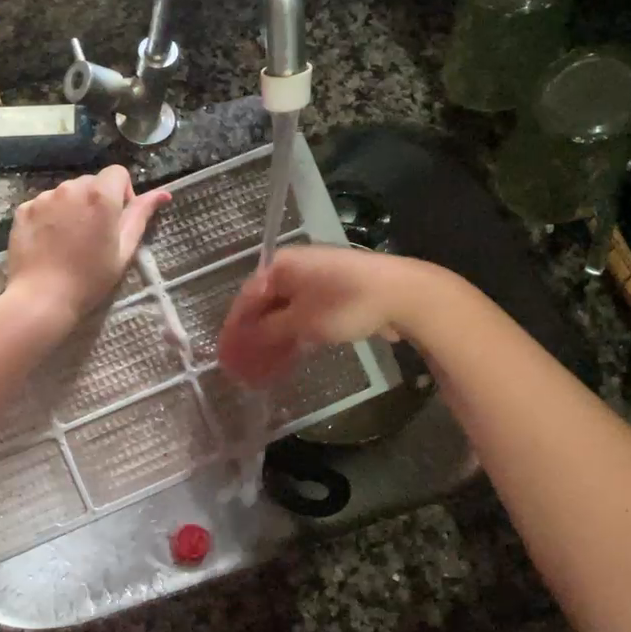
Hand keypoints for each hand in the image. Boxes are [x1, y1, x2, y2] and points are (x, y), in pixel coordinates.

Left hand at [3, 165, 169, 330]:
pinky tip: (49, 243)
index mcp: (101, 195)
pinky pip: (43, 205)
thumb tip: (163, 193)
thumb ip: (141, 216)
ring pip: (65, 193)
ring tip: (68, 241)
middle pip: (90, 183)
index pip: (118, 173)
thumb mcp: (124, 251)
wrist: (42, 298)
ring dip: (71, 208)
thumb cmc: (90, 279)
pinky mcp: (24, 209)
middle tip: (92, 235)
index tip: (117, 220)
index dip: (122, 193)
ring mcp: (44, 197)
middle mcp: (71, 188)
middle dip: (96, 201)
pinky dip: (49, 217)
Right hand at [219, 246, 450, 385]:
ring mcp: (319, 281)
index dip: (234, 327)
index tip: (225, 354)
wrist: (404, 295)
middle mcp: (297, 268)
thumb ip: (268, 332)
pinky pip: (305, 317)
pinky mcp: (337, 295)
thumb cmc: (346, 303)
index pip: (247, 297)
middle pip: (265, 305)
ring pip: (285, 313)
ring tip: (263, 366)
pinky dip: (293, 336)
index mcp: (283, 265)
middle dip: (253, 336)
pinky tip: (289, 357)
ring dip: (273, 339)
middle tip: (242, 364)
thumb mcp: (302, 321)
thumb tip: (242, 342)